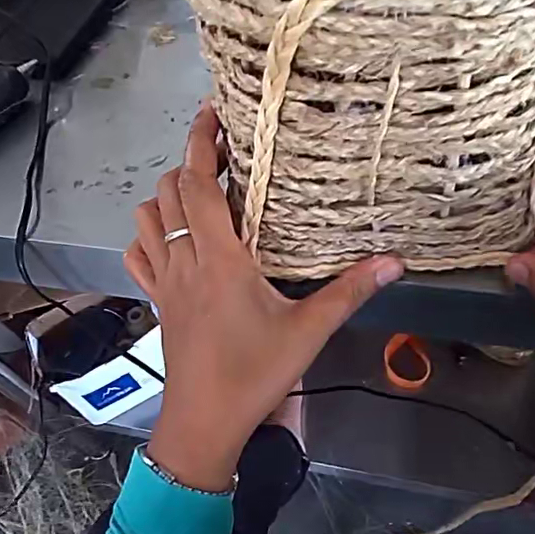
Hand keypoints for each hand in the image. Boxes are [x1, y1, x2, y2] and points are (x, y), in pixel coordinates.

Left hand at [124, 104, 402, 489]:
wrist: (204, 420)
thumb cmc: (254, 373)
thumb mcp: (308, 331)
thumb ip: (350, 291)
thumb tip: (395, 262)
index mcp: (219, 258)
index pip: (197, 184)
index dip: (200, 142)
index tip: (212, 113)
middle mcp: (183, 260)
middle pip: (167, 191)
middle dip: (189, 162)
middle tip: (226, 158)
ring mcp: (163, 281)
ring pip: (146, 218)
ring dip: (167, 195)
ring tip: (201, 193)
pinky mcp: (156, 301)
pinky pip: (138, 254)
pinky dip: (149, 234)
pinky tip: (172, 238)